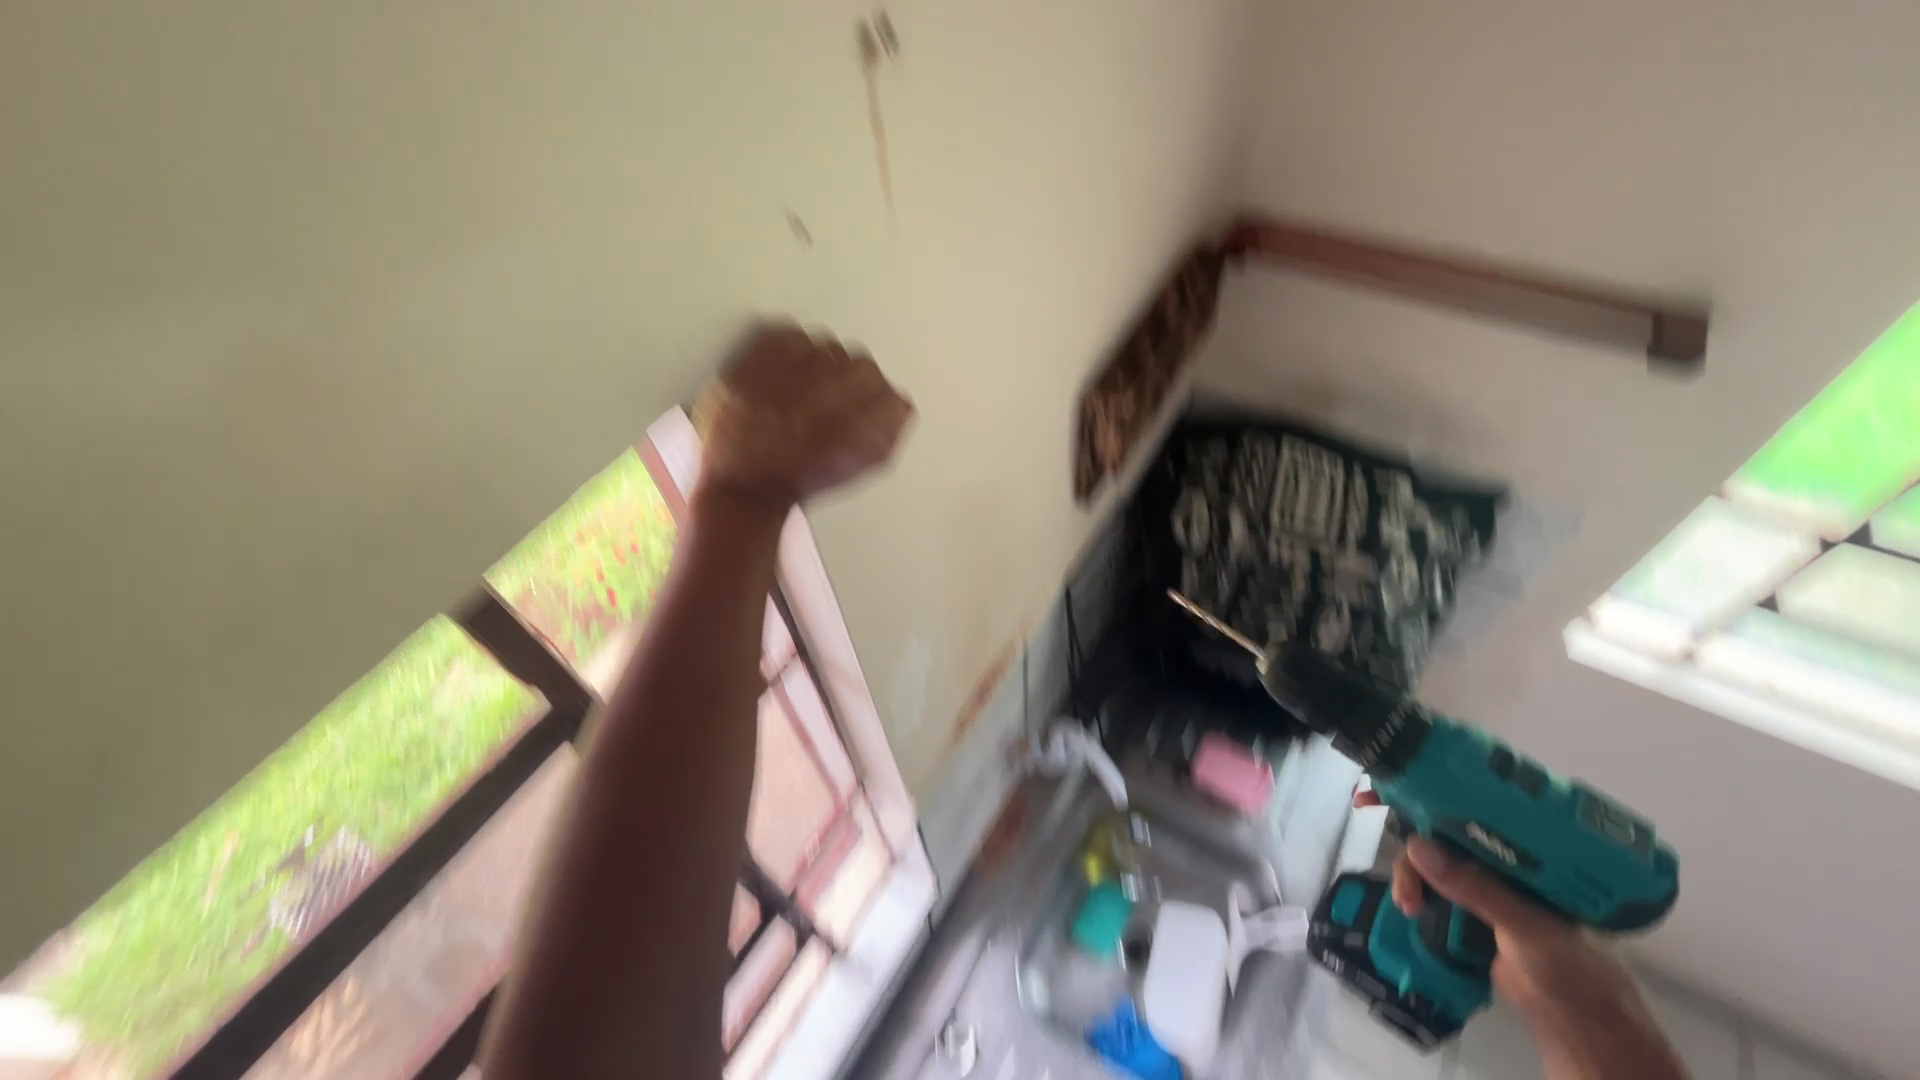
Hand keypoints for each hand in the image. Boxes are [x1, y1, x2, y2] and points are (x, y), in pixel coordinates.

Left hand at [697, 322, 914, 507]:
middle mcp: (821, 407)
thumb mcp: (856, 468)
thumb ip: (888, 434)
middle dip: (854, 380)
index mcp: (851, 438)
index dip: (879, 401)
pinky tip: (788, 370)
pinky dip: (794, 346)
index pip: (891, 397)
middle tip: (835, 395)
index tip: (866, 408)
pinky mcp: (751, 364)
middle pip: (863, 367)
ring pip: (829, 347)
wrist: (740, 486)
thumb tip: (900, 402)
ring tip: (808, 384)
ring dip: (825, 362)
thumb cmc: (799, 478)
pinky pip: (789, 333)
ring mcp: (783, 383)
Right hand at [1353, 790, 1646, 1031]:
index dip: (1429, 788)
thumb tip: (1417, 846)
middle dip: (1405, 831)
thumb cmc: (1570, 963)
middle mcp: (1498, 859)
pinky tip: (1410, 908)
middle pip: (1438, 829)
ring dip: (1408, 874)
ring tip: (1408, 904)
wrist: (1577, 1020)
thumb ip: (1475, 887)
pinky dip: (1413, 893)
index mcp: (1521, 849)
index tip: (1387, 782)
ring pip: (1429, 861)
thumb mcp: (1525, 923)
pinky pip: (1429, 889)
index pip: (1470, 805)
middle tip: (1368, 815)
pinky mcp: (1465, 910)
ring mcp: (1480, 884)